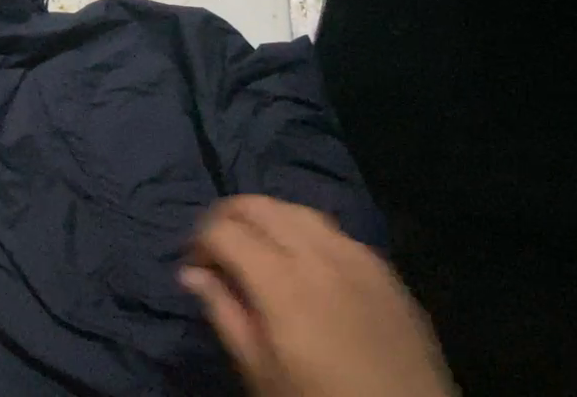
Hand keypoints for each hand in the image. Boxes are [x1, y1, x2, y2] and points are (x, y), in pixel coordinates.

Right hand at [181, 196, 454, 396]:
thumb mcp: (260, 372)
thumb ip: (223, 313)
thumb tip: (191, 273)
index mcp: (281, 282)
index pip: (222, 230)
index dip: (199, 243)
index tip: (197, 269)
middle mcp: (318, 255)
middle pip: (258, 206)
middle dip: (227, 218)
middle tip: (218, 249)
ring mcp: (357, 258)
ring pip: (296, 210)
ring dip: (268, 220)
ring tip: (260, 249)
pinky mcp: (385, 271)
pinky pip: (335, 232)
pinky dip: (307, 235)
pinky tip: (307, 265)